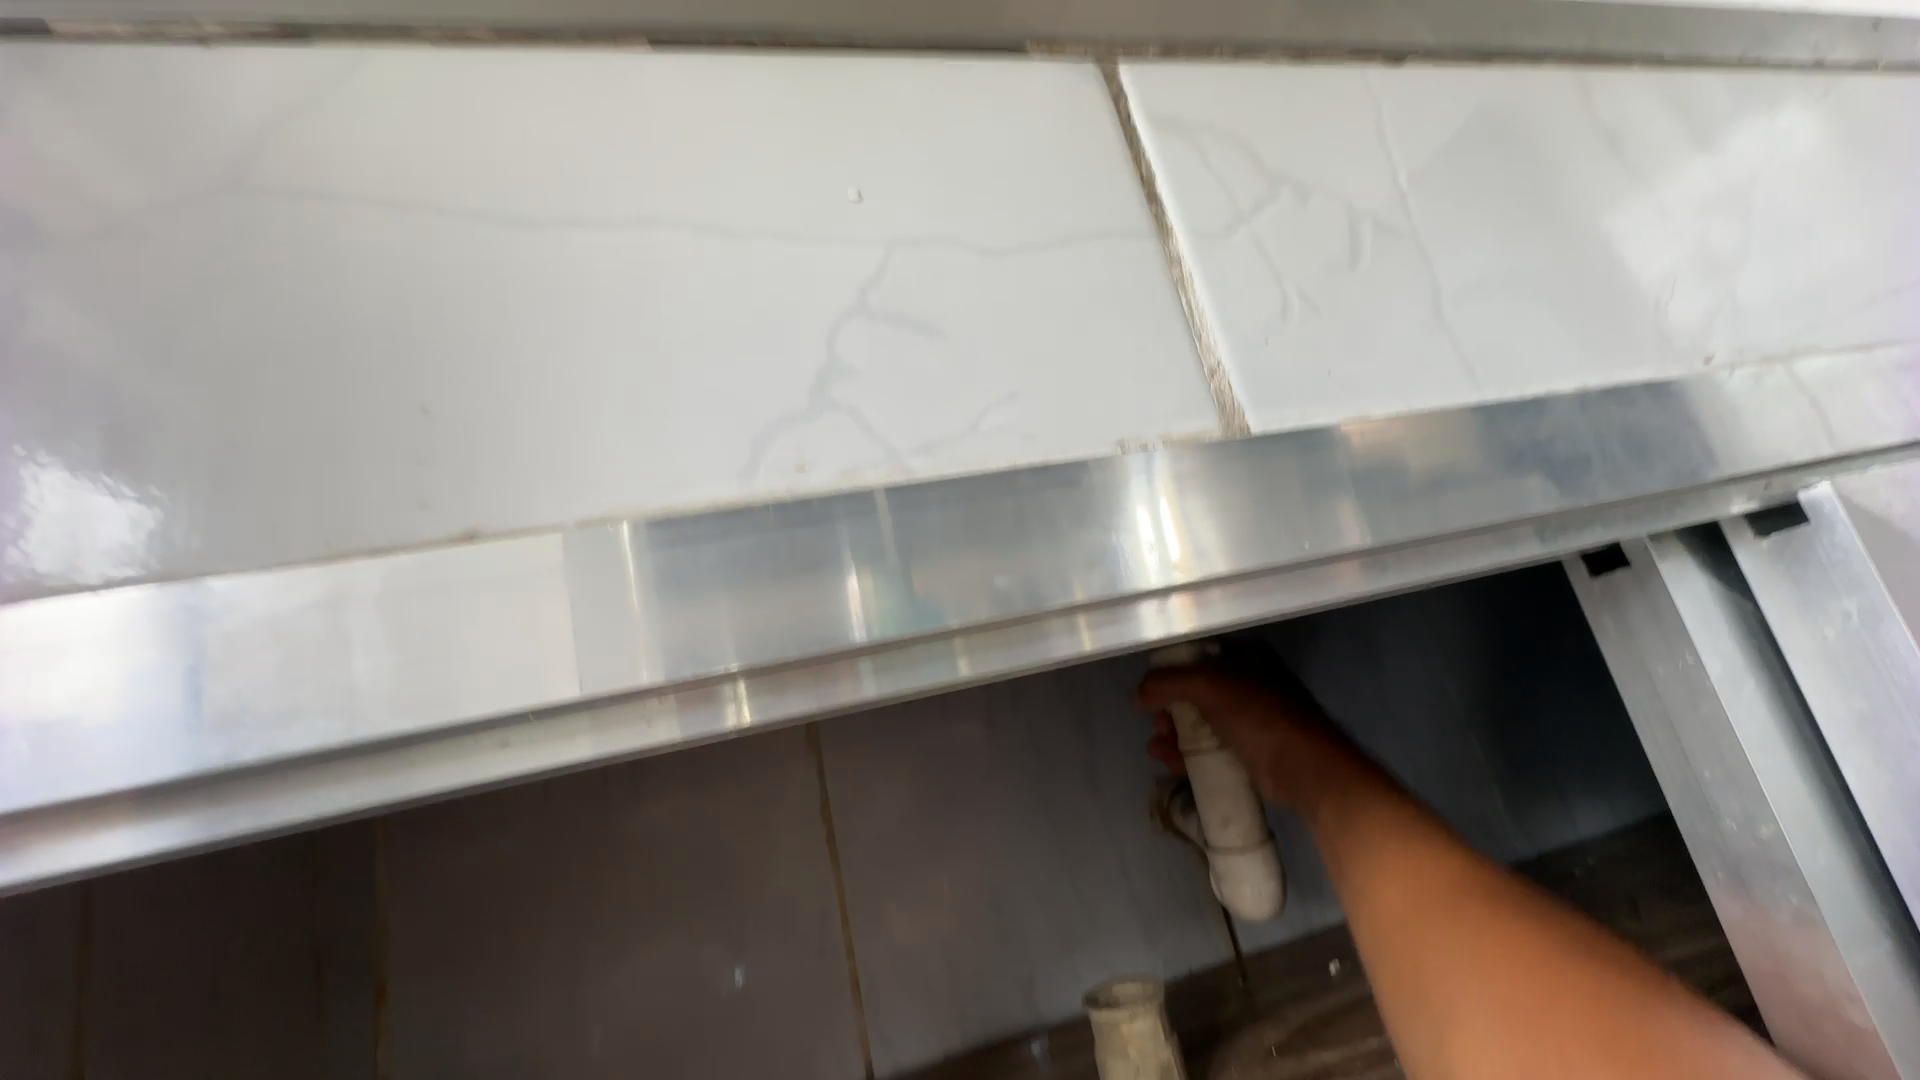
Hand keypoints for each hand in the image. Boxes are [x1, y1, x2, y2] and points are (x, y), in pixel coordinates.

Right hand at [1138, 665, 1383, 819]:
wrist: (1303, 769)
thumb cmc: (1257, 716)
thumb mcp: (1207, 686)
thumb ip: (1166, 683)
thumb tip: (1138, 696)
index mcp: (1242, 659)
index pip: (1196, 657)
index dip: (1169, 671)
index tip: (1150, 689)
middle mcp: (1245, 685)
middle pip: (1193, 692)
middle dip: (1168, 708)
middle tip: (1155, 723)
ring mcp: (1247, 720)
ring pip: (1198, 722)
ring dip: (1172, 733)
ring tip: (1157, 747)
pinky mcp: (1246, 752)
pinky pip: (1207, 748)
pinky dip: (1184, 753)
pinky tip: (1165, 760)